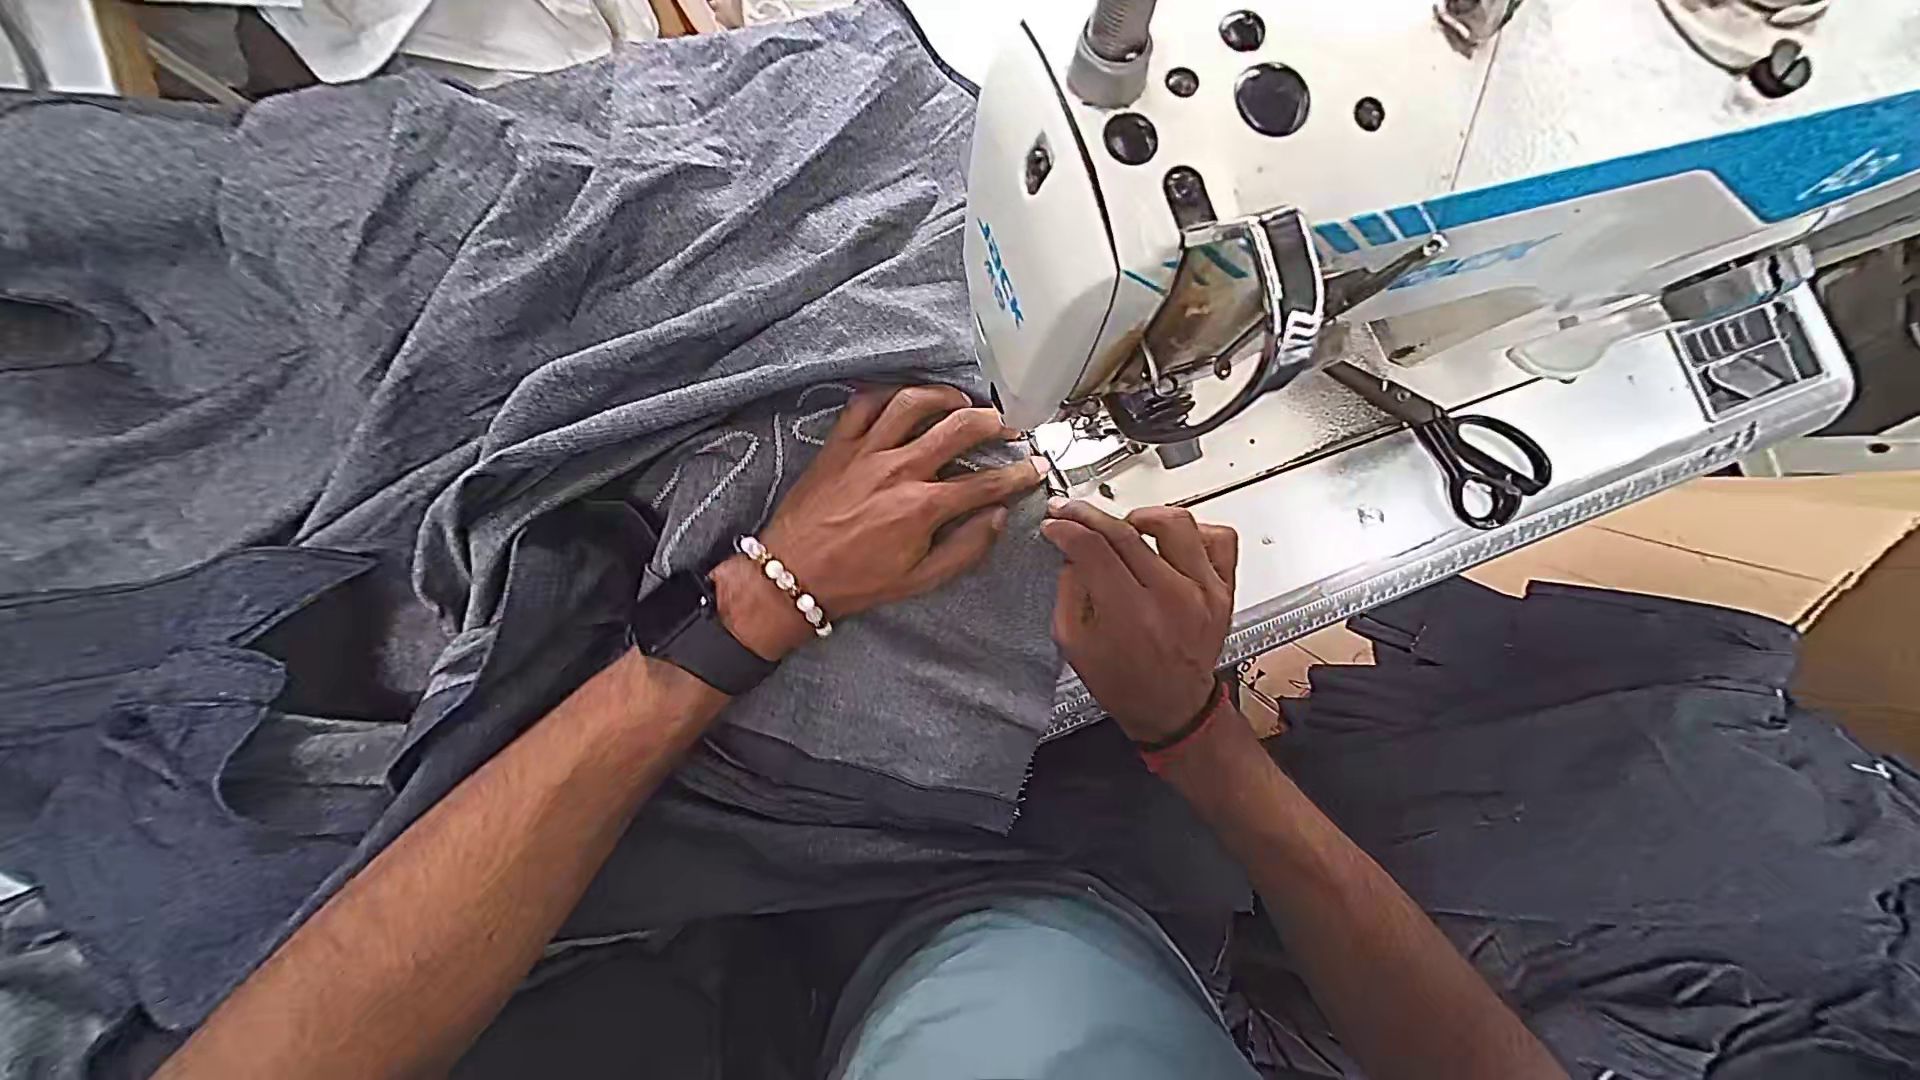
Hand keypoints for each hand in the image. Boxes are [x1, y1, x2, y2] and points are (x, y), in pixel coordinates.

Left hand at [712, 384, 1045, 660]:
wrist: (793, 576)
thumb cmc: (856, 582)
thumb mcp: (921, 580)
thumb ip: (966, 548)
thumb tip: (997, 517)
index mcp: (922, 507)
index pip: (986, 482)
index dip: (1019, 474)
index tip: (1034, 467)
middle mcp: (898, 471)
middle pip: (959, 428)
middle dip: (994, 422)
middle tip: (1006, 425)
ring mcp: (866, 452)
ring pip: (914, 403)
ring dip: (946, 396)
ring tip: (962, 402)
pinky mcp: (839, 445)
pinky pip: (866, 403)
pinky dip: (890, 394)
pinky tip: (906, 399)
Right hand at [1041, 499, 1237, 743]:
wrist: (1172, 707)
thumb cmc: (1125, 682)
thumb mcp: (1074, 642)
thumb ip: (1068, 591)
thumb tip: (1071, 550)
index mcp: (1129, 615)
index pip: (1092, 548)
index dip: (1066, 529)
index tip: (1055, 525)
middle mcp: (1171, 598)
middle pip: (1124, 531)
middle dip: (1088, 516)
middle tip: (1073, 514)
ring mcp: (1203, 591)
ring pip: (1173, 522)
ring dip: (1139, 516)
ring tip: (1125, 527)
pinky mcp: (1223, 590)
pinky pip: (1218, 537)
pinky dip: (1192, 529)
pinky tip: (1169, 540)